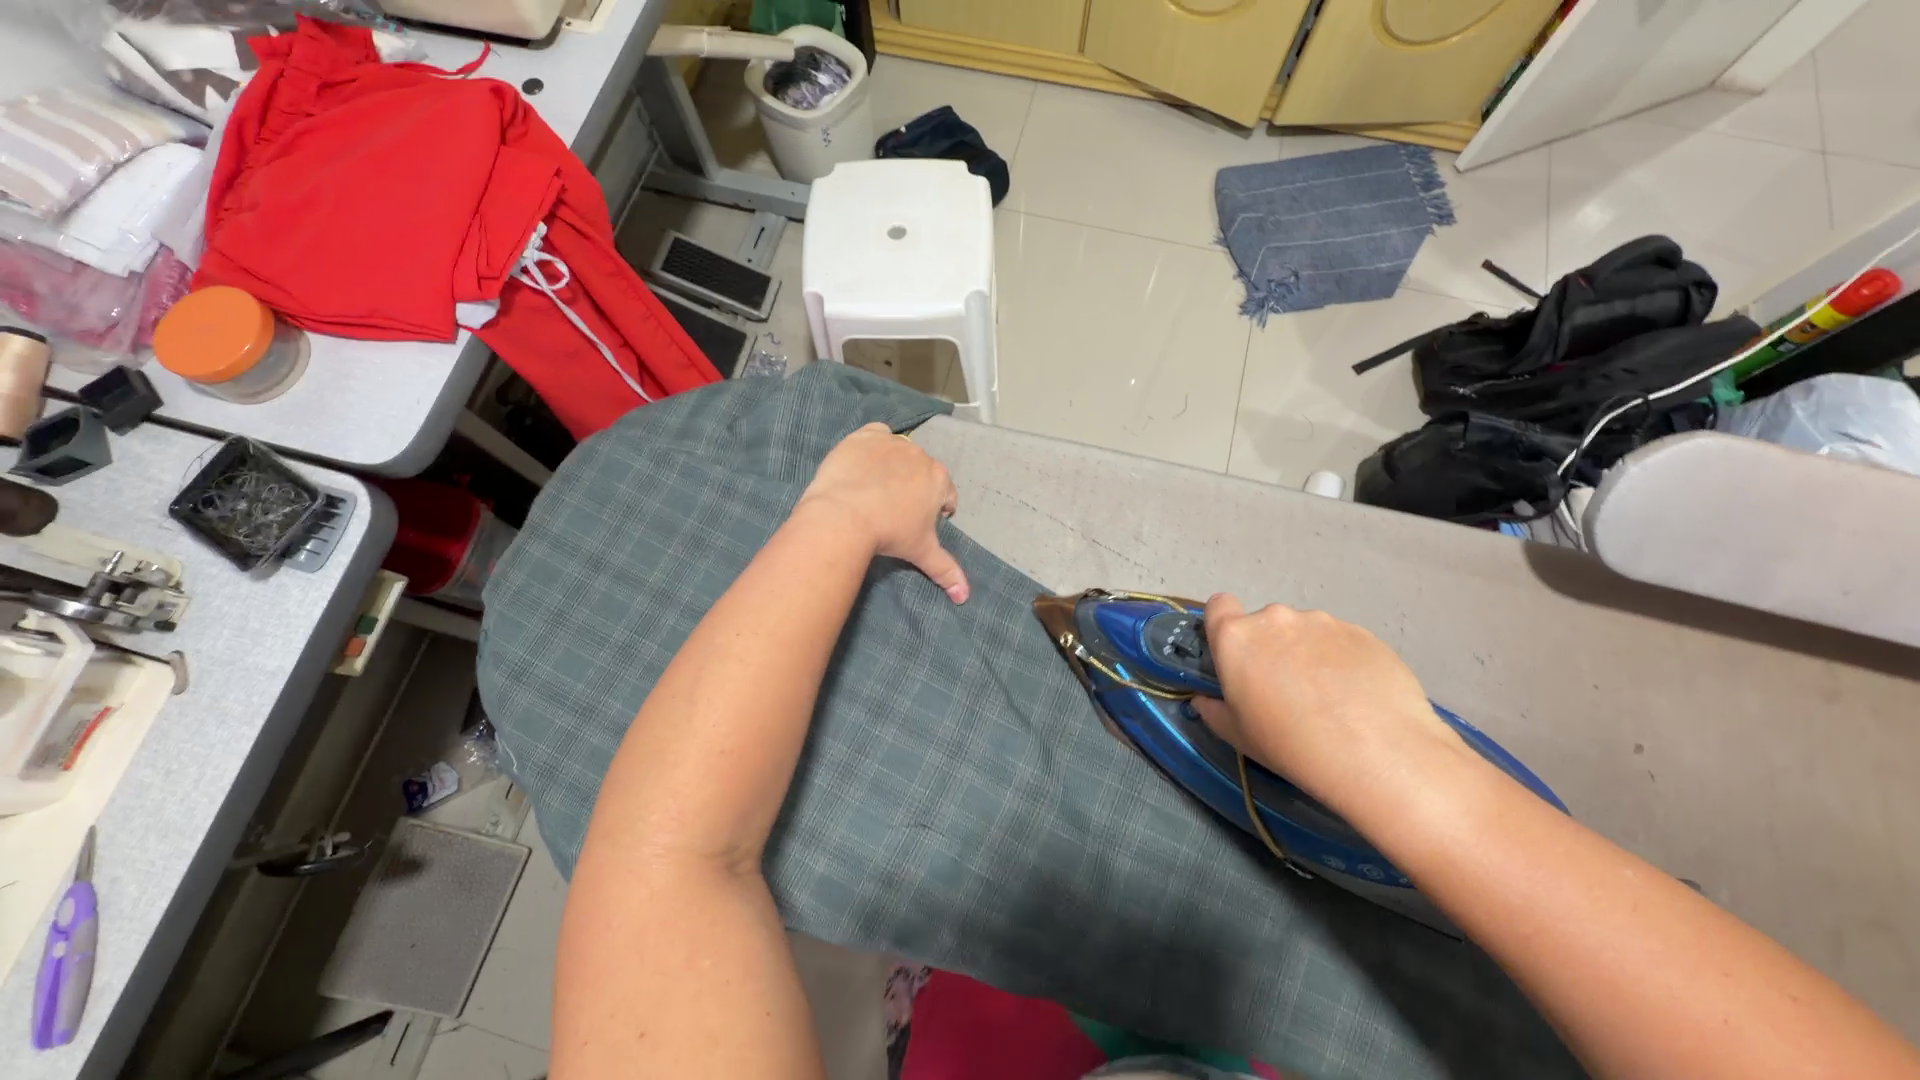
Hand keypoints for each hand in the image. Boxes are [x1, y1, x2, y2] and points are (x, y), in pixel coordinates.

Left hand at [796, 423, 969, 603]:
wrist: (843, 515)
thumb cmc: (889, 534)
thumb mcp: (921, 552)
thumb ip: (947, 571)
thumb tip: (965, 597)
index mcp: (939, 479)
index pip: (945, 495)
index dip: (933, 511)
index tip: (914, 523)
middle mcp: (920, 455)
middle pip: (921, 472)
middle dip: (912, 488)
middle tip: (892, 510)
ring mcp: (892, 442)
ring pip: (898, 453)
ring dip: (892, 467)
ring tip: (873, 490)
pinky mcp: (864, 436)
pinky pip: (875, 435)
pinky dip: (872, 446)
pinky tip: (862, 465)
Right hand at [1191, 594, 1471, 820]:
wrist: (1376, 751)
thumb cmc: (1290, 744)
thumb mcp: (1237, 736)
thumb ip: (1214, 709)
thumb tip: (1210, 699)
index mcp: (1236, 637)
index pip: (1218, 606)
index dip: (1223, 628)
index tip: (1235, 658)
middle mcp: (1277, 618)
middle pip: (1266, 624)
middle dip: (1271, 649)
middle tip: (1285, 691)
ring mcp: (1324, 622)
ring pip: (1306, 633)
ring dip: (1308, 654)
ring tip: (1329, 699)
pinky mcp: (1364, 633)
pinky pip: (1341, 642)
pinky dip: (1342, 662)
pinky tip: (1357, 698)